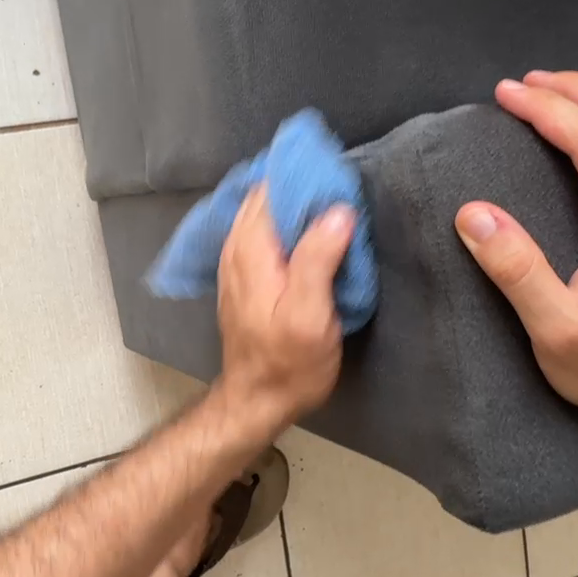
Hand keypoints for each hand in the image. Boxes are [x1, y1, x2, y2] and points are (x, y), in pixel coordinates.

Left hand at [215, 186, 355, 427]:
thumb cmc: (289, 364)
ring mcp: (235, 261)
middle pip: (265, 196)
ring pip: (263, 213)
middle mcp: (235, 247)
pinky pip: (263, 232)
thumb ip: (318, 259)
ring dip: (295, 205)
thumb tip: (337, 210)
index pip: (272, 189)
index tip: (339, 175)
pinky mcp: (243, 275)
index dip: (305, 177)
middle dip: (301, 186)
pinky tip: (312, 232)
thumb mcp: (311, 315)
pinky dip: (286, 224)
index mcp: (251, 249)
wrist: (256, 401)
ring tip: (333, 205)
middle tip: (342, 189)